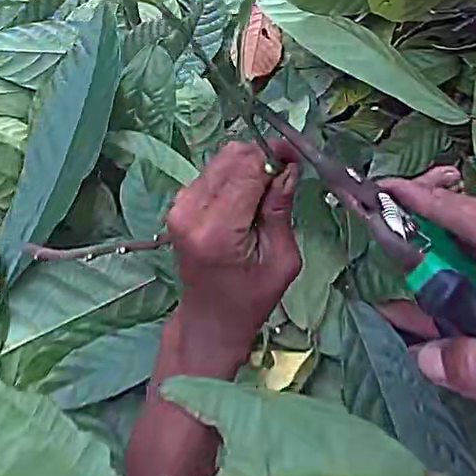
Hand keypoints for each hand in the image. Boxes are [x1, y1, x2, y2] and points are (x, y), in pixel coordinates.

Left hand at [125, 141, 301, 475]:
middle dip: (263, 156)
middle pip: (232, 157)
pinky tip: (248, 194)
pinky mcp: (179, 202)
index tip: (297, 157)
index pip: (247, 169)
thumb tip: (289, 167)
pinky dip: (235, 173)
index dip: (274, 154)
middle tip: (287, 171)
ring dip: (249, 163)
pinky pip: (212, 170)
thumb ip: (280, 209)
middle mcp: (191, 210)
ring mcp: (180, 204)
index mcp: (218, 230)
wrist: (208, 320)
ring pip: (222, 158)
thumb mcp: (281, 259)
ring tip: (269, 186)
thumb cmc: (250, 299)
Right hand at [375, 176, 475, 470]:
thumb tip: (419, 357)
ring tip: (395, 311)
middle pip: (454, 229)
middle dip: (413, 248)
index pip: (450, 204)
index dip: (403, 196)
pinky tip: (440, 332)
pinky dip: (463, 304)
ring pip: (470, 263)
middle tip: (374, 269)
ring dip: (436, 285)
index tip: (362, 191)